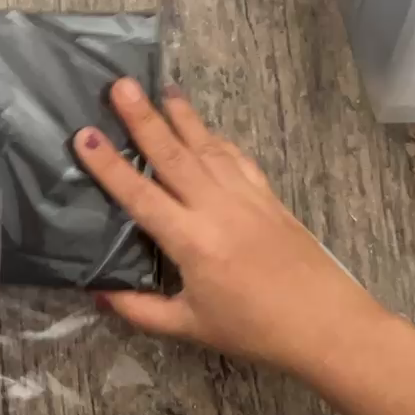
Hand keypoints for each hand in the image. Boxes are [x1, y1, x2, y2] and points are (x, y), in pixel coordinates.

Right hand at [75, 78, 387, 373]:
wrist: (329, 326)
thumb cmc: (255, 329)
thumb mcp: (191, 327)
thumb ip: (141, 310)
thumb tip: (97, 293)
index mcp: (191, 241)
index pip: (140, 195)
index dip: (109, 165)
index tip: (85, 135)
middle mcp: (215, 208)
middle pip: (172, 154)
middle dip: (143, 118)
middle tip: (121, 85)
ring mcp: (245, 197)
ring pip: (205, 147)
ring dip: (181, 116)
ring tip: (160, 88)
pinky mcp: (268, 197)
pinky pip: (236, 158)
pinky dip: (216, 139)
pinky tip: (205, 129)